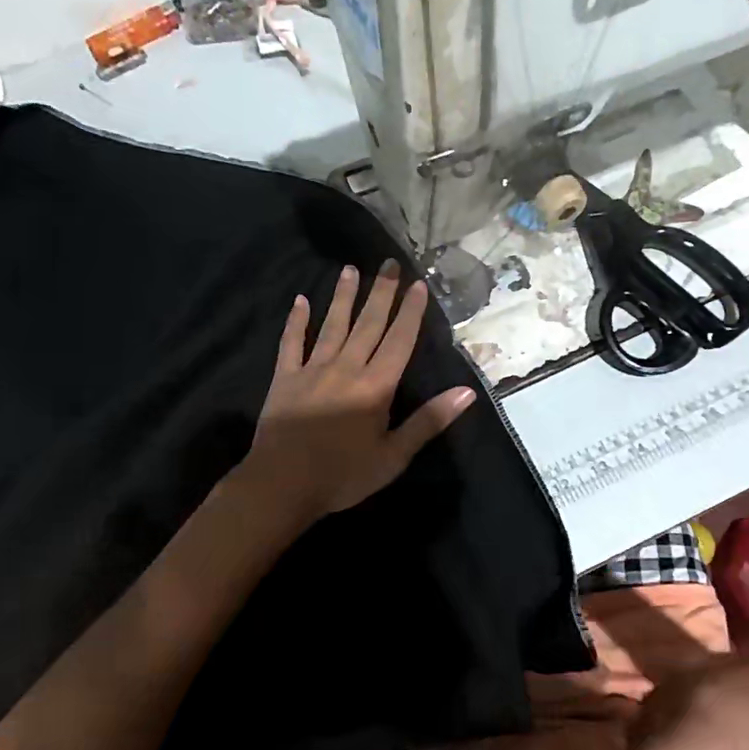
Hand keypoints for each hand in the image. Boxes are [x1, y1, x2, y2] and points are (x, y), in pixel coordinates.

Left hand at [238, 261, 475, 520]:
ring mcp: (312, 370)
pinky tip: (299, 301)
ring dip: (342, 297)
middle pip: (368, 324)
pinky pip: (291, 343)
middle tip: (389, 263)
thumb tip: (467, 392)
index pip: (399, 340)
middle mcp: (346, 368)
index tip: (418, 284)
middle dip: (381, 293)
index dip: (410, 312)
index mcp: (376, 386)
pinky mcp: (285, 379)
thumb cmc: (344, 475)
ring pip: (332, 325)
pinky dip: (296, 322)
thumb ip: (429, 420)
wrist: (281, 486)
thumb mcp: (395, 455)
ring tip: (350, 270)